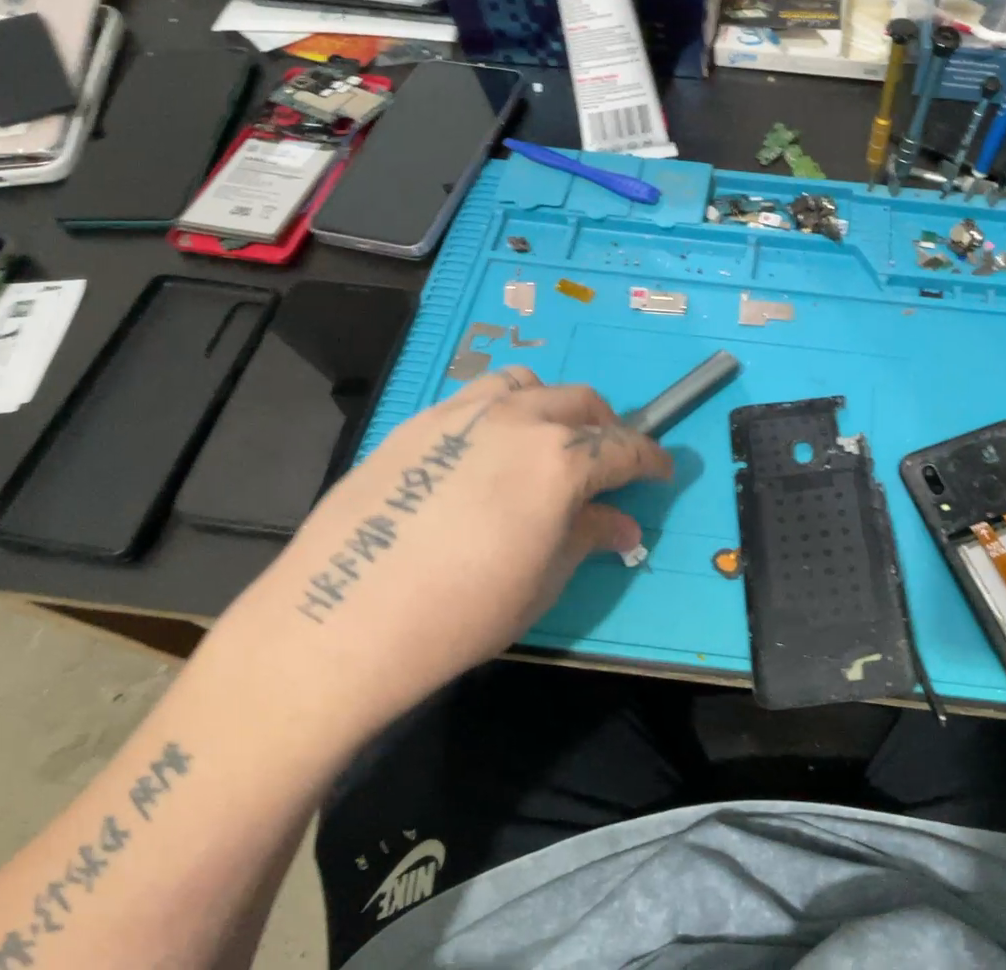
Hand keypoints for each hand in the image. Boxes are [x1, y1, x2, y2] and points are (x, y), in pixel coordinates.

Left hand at [223, 366, 671, 735]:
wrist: (343, 620)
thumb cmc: (463, 613)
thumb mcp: (543, 580)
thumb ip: (589, 536)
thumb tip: (623, 525)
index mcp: (560, 460)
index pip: (623, 447)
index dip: (651, 460)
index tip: (662, 472)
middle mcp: (516, 421)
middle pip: (580, 402)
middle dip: (607, 428)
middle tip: (609, 464)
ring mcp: (460, 415)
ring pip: (525, 385)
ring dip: (552, 406)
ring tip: (549, 443)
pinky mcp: (415, 424)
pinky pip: (474, 398)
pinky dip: (502, 411)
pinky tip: (488, 454)